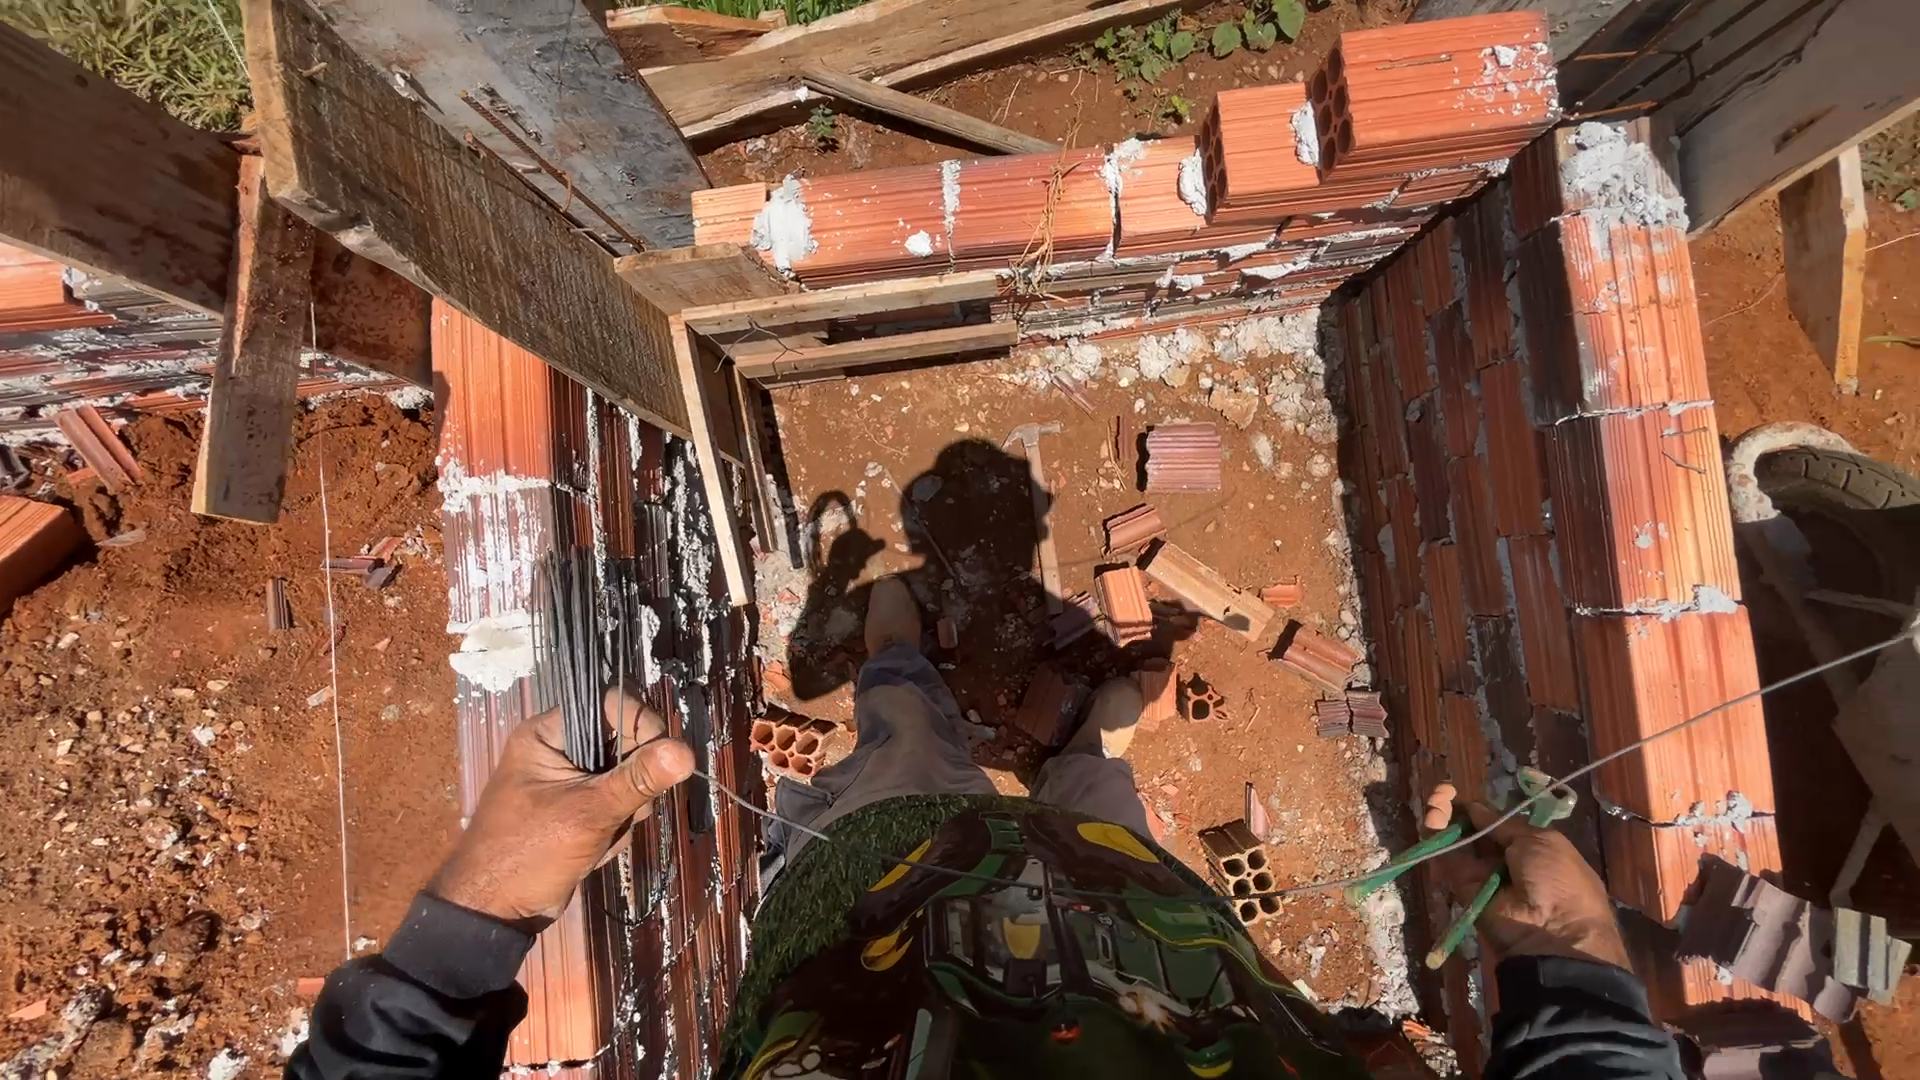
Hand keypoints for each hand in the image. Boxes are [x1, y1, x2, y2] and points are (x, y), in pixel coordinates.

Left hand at [429, 688, 694, 926]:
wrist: (493, 917)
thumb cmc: (529, 855)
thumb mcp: (589, 814)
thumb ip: (639, 780)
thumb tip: (686, 751)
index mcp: (548, 734)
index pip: (611, 702)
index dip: (641, 722)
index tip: (662, 755)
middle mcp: (559, 748)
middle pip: (625, 738)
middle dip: (634, 778)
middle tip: (630, 807)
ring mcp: (570, 777)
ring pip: (627, 772)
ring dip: (628, 805)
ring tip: (607, 833)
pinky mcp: (579, 804)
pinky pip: (619, 797)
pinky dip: (618, 821)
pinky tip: (599, 845)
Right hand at [1434, 799, 1631, 970]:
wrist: (1551, 930)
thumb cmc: (1559, 880)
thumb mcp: (1542, 841)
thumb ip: (1503, 823)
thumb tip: (1475, 808)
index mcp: (1530, 848)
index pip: (1496, 822)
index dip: (1478, 807)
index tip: (1461, 791)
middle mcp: (1502, 858)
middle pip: (1470, 827)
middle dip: (1455, 806)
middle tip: (1442, 791)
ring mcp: (1478, 871)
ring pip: (1454, 838)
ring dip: (1441, 814)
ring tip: (1435, 800)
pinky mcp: (1458, 882)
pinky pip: (1444, 855)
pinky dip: (1434, 834)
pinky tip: (1433, 814)